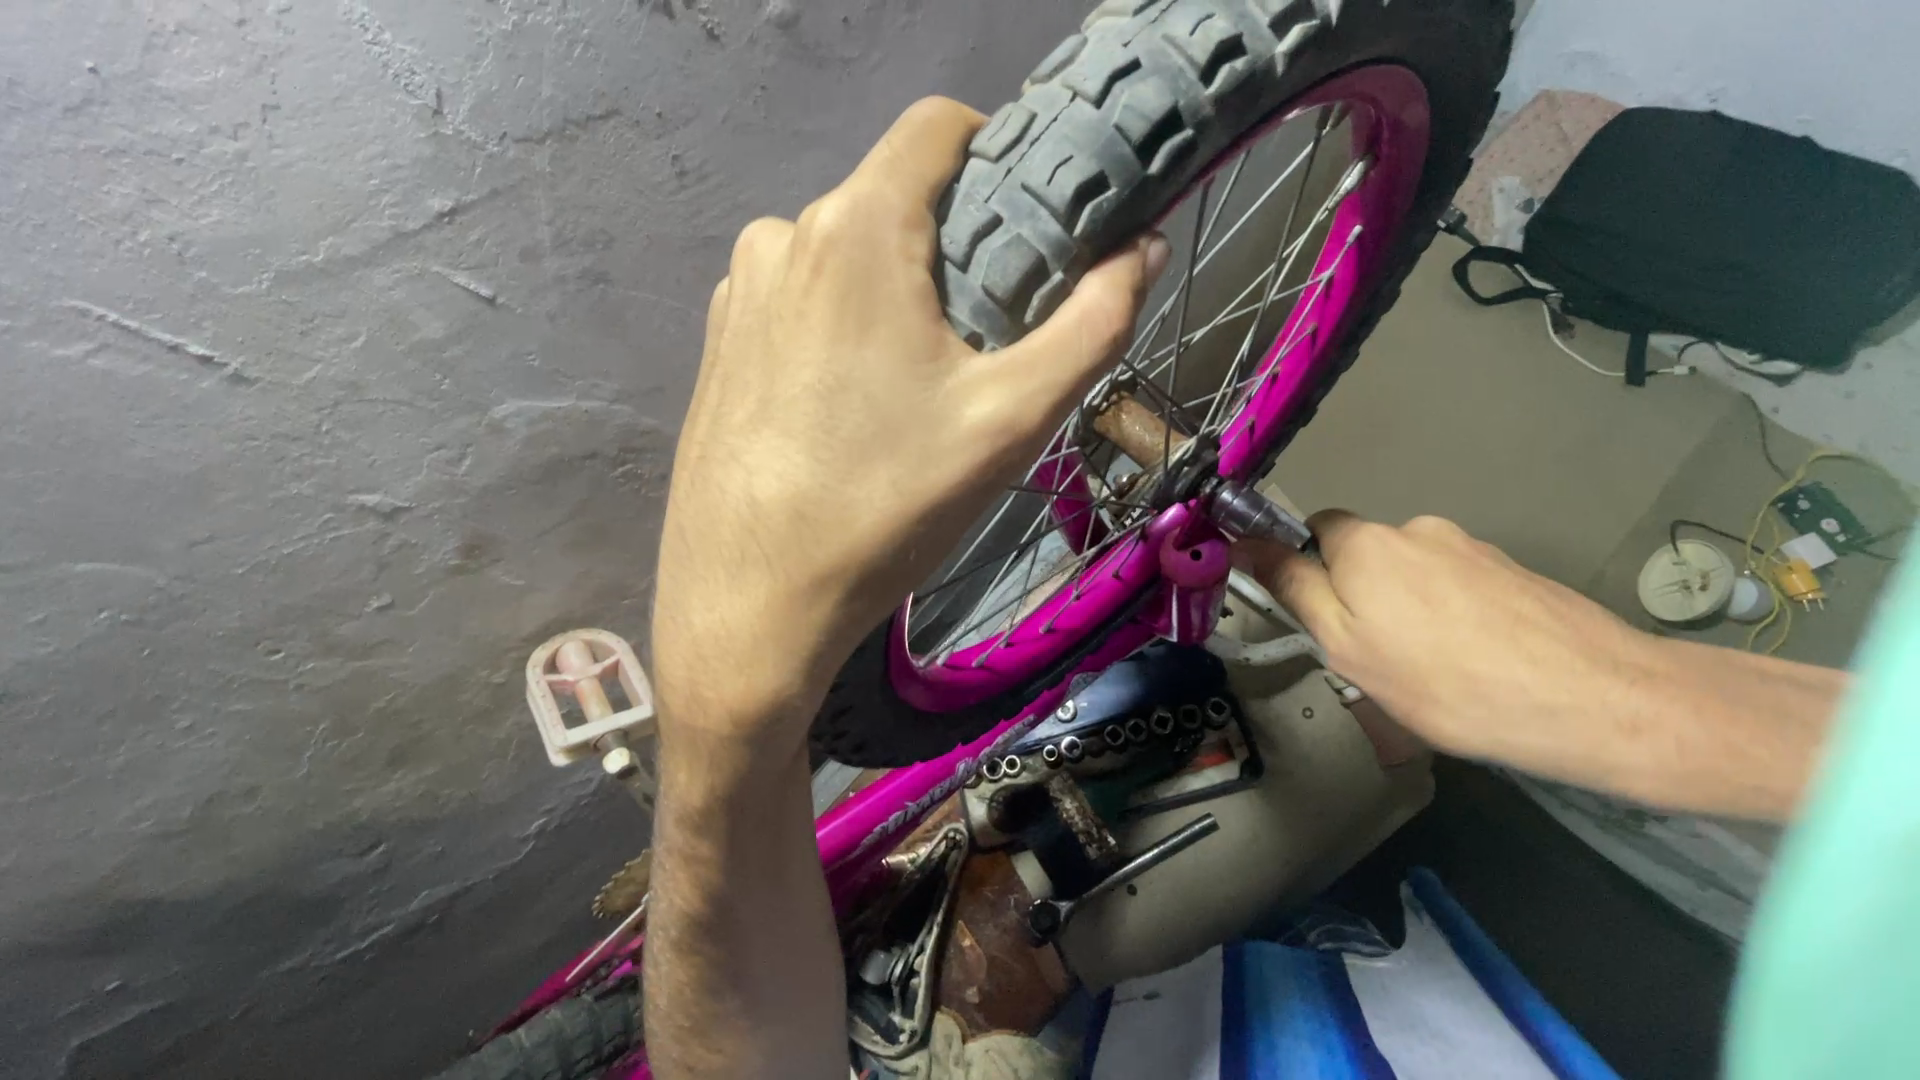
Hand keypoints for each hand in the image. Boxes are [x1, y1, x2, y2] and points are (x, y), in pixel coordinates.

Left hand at [652, 98, 1165, 752]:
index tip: (1032, 228)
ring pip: (847, 254)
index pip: (938, 126)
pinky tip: (854, 408)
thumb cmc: (886, 504)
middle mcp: (783, 235)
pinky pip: (802, 302)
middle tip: (990, 335)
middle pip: (895, 199)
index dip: (1000, 155)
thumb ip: (1092, 324)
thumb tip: (1145, 249)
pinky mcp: (720, 343)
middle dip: (954, 247)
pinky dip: (844, 327)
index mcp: (853, 227)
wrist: (752, 600)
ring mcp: (740, 291)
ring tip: (921, 385)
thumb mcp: (1011, 420)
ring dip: (897, 293)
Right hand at [1242, 512, 1662, 771]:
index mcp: (1366, 542)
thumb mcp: (1344, 645)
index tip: (1319, 621)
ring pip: (1414, 575)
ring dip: (1408, 608)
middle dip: (1359, 595)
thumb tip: (1247, 542)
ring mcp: (1472, 548)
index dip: (1305, 571)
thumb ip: (1293, 588)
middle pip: (1364, 554)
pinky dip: (1452, 617)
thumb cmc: (1442, 681)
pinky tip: (1475, 662)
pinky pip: (1458, 589)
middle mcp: (1417, 530)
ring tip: (1432, 670)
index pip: (1311, 530)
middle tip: (1375, 658)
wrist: (1591, 699)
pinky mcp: (1515, 572)